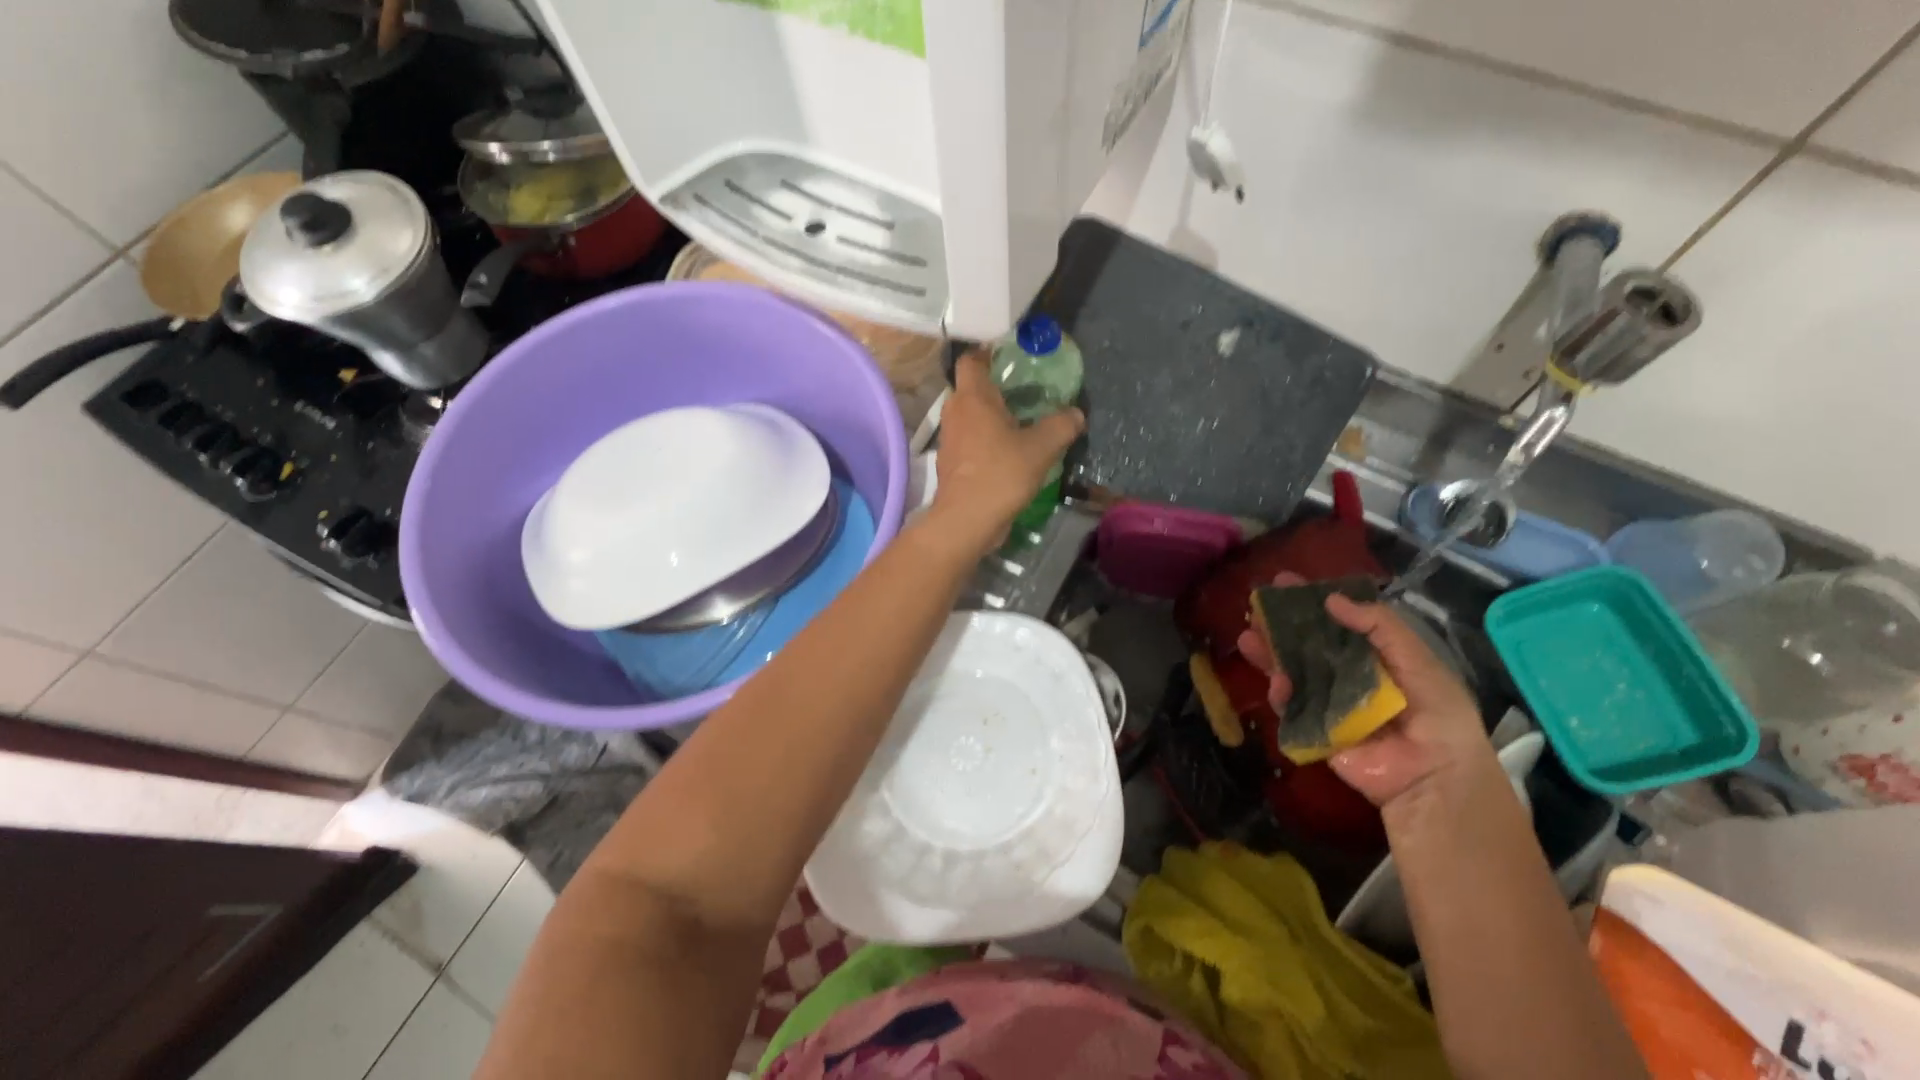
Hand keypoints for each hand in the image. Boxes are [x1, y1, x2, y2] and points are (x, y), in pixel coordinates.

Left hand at [926, 349, 1083, 556]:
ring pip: (970, 417)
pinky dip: (986, 441)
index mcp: (972, 397)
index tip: (1009, 355)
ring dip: (991, 417)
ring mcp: (950, 439)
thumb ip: (1061, 426)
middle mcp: (955, 412)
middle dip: (995, 388)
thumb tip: (1076, 413)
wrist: (967, 520)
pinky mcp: (951, 463)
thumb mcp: (1041, 447)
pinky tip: (1009, 453)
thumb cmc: (1001, 473)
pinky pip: (970, 441)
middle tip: (1025, 392)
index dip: (987, 353)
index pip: (971, 360)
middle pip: (971, 388)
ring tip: (1022, 422)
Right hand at [1236, 576, 1493, 810]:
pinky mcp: (1316, 731)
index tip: (1285, 582)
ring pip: (1293, 674)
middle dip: (1281, 626)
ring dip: (1270, 655)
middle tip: (1257, 604)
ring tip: (1248, 637)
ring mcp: (1329, 704)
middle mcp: (1348, 677)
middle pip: (1307, 646)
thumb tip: (1332, 600)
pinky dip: (1282, 695)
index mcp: (1374, 656)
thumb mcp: (1416, 657)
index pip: (1337, 622)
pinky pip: (1292, 710)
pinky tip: (1277, 682)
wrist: (1434, 773)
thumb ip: (1379, 625)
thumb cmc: (1436, 710)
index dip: (1312, 601)